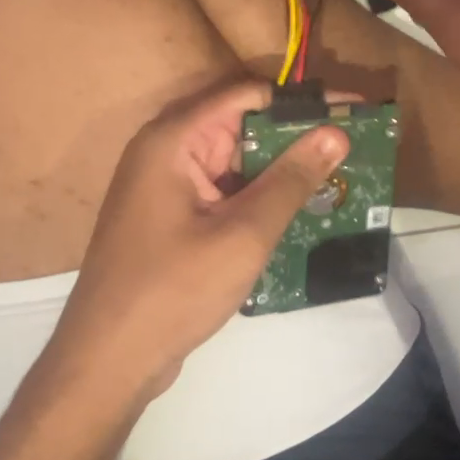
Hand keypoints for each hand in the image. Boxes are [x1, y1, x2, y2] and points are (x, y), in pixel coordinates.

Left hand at [54, 81, 348, 398]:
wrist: (105, 366)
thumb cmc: (172, 292)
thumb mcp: (243, 234)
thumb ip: (291, 179)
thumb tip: (336, 131)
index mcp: (173, 139)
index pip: (248, 93)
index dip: (303, 99)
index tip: (353, 108)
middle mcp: (165, 148)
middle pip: (242, 120)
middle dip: (297, 129)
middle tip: (353, 140)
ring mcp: (165, 182)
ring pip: (235, 154)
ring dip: (281, 162)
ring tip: (339, 169)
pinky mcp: (171, 213)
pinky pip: (224, 184)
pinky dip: (260, 189)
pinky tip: (300, 203)